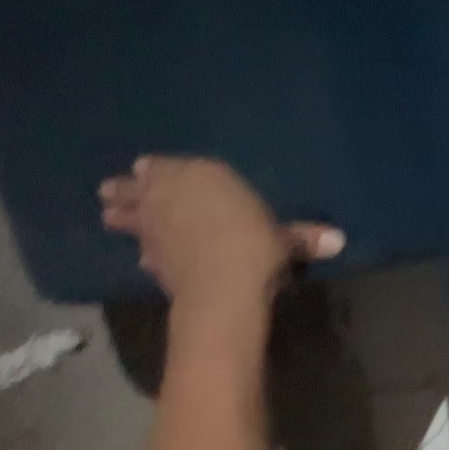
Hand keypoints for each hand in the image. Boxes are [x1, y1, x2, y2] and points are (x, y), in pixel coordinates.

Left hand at [98, 156, 343, 309]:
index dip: (167, 170)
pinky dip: (139, 246)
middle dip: (131, 186)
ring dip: (119, 211)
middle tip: (116, 188)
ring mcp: (152, 221)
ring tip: (109, 213)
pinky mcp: (146, 252)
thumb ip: (304, 237)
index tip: (157, 171)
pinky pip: (138, 244)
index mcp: (204, 174)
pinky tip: (142, 255)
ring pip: (126, 209)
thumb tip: (340, 239)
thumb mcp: (285, 241)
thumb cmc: (257, 248)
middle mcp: (169, 189)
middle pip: (143, 183)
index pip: (178, 165)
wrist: (222, 284)